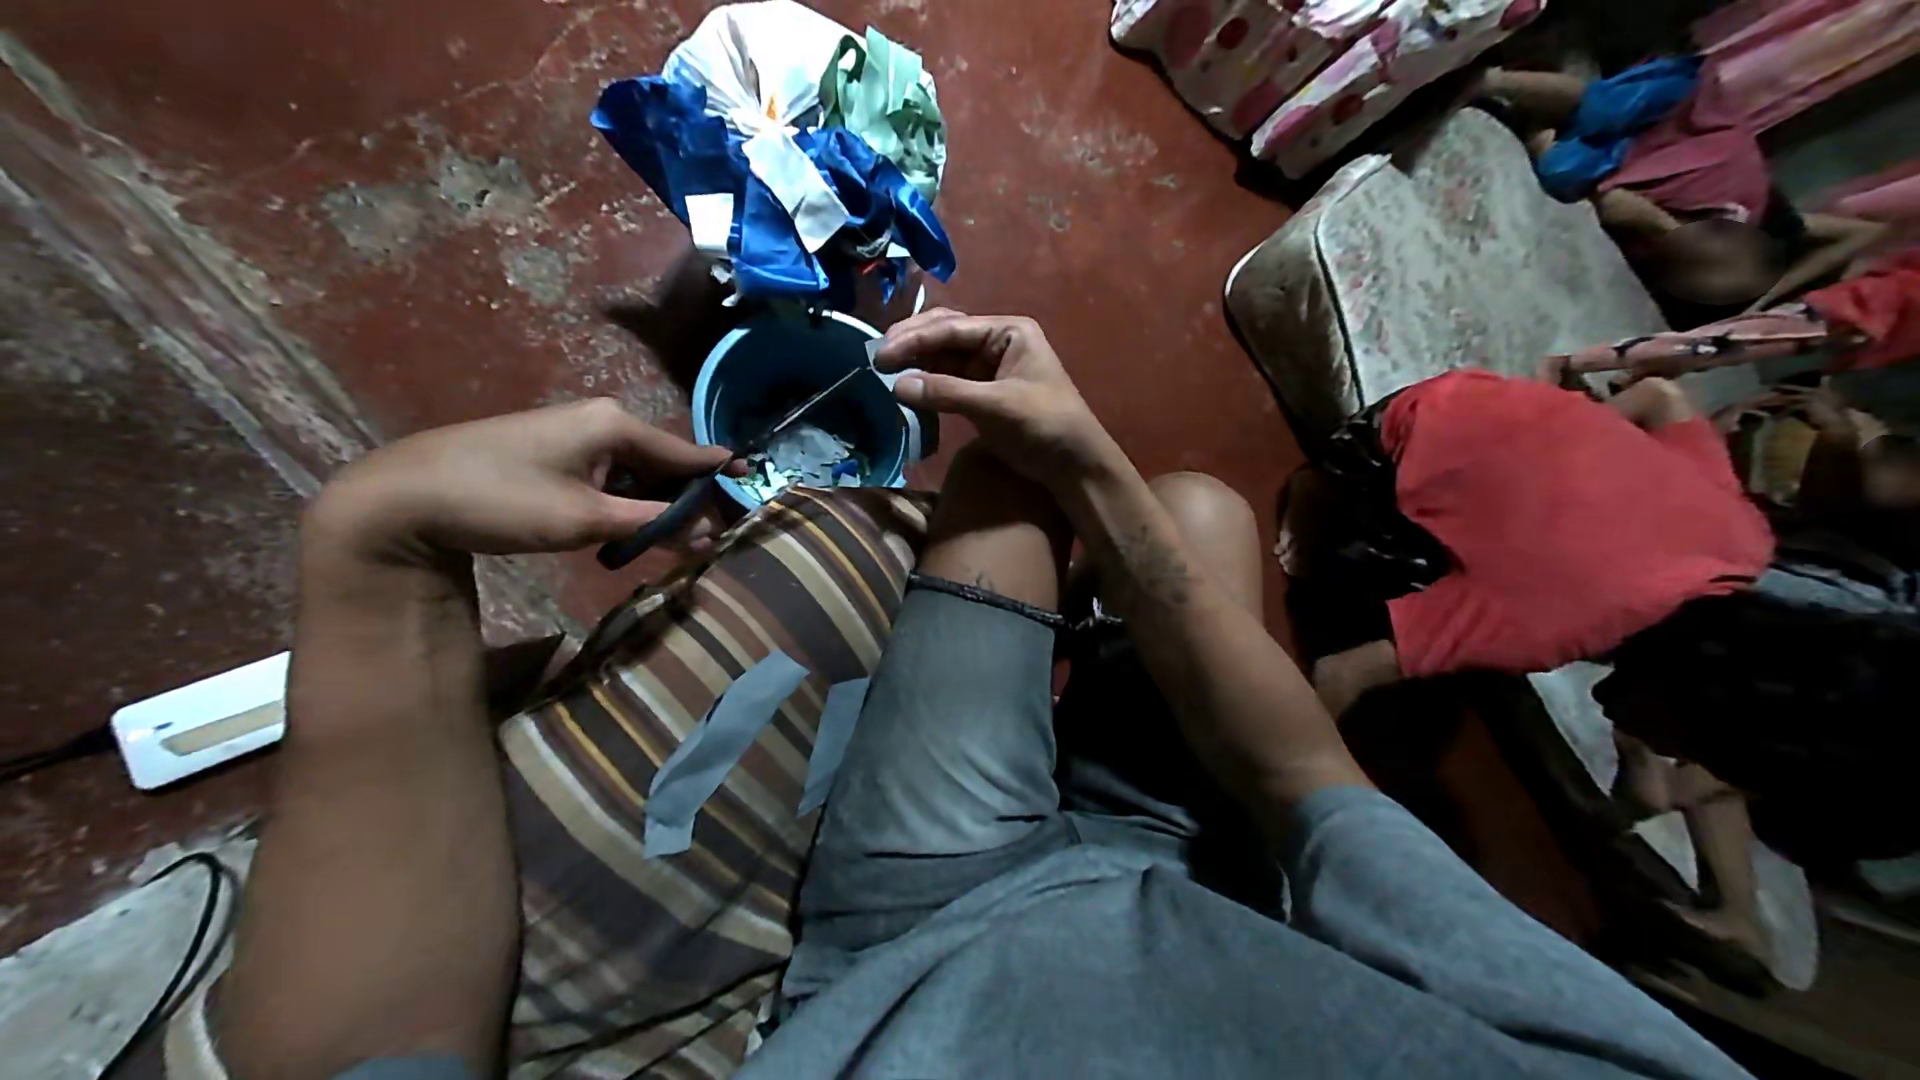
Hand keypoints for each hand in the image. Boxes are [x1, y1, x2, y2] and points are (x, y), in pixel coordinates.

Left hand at [306, 398, 734, 565]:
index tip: (753, 484)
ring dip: (653, 505)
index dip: (721, 473)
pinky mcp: (555, 454)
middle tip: (709, 536)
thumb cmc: (503, 500)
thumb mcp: (587, 519)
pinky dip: (624, 502)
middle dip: (686, 499)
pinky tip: (628, 528)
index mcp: (616, 424)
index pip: (687, 452)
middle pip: (663, 462)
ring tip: (674, 541)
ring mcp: (576, 436)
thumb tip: (707, 534)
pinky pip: (608, 476)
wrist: (402, 496)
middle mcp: (602, 421)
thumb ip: (653, 524)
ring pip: (635, 472)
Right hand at [875, 309, 1112, 487]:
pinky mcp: (982, 394)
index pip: (951, 327)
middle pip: (944, 334)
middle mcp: (997, 343)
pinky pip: (947, 381)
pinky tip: (905, 387)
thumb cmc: (1045, 425)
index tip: (881, 355)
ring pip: (943, 357)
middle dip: (912, 343)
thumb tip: (897, 386)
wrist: (1073, 464)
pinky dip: (926, 383)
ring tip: (883, 369)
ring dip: (915, 362)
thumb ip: (947, 393)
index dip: (914, 339)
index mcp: (1008, 331)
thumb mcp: (997, 406)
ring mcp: (989, 368)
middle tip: (877, 358)